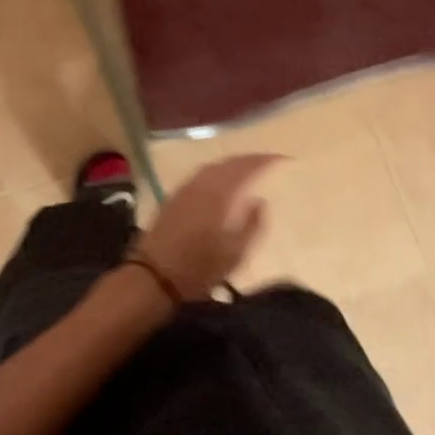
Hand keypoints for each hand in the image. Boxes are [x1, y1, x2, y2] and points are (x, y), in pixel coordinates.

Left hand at [135, 153, 282, 299]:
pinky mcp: (172, 197)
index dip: (263, 160)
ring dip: (230, 164)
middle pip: (226, 163)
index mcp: (218, 196)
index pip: (244, 168)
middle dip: (248, 159)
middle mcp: (200, 185)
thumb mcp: (234, 255)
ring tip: (246, 168)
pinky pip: (198, 175)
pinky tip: (219, 180)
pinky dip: (214, 171)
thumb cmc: (199, 269)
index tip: (280, 158)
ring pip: (211, 167)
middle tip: (265, 161)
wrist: (154, 275)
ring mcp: (183, 189)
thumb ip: (251, 225)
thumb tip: (260, 201)